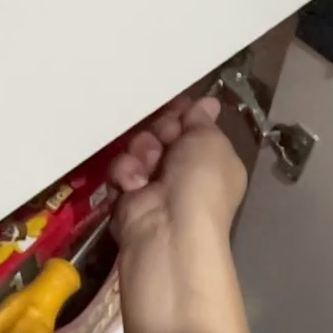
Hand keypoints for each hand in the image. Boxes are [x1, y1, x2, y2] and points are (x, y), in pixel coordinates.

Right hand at [110, 95, 248, 248]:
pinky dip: (125, 175)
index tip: (177, 110)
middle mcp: (185, 175)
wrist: (168, 228)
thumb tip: (207, 104)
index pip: (191, 126)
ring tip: (148, 169)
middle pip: (161, 134)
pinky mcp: (129, 200)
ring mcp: (155, 188)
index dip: (182, 114)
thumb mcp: (212, 141)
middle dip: (159, 132)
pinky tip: (134, 186)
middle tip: (163, 139)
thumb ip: (202, 121)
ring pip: (137, 150)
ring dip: (140, 153)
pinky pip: (120, 173)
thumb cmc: (200, 182)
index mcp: (212, 161)